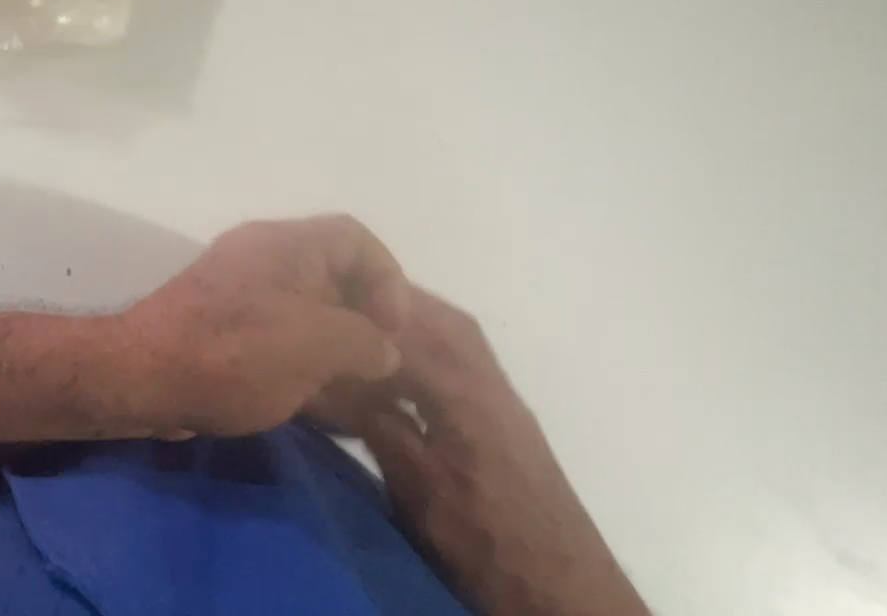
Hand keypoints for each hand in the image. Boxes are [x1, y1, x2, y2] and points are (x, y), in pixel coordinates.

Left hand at [117, 216, 410, 437]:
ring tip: (357, 387)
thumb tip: (381, 347)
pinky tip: (318, 396)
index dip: (387, 279)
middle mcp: (261, 257)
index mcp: (284, 245)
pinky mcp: (222, 325)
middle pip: (332, 272)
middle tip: (381, 364)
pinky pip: (277, 330)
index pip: (354, 237)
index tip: (391, 330)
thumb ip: (365, 340)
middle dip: (364, 316)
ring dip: (336, 342)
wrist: (144, 376)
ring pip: (306, 306)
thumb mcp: (318, 345)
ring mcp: (238, 291)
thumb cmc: (235, 352)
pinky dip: (303, 356)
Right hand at [326, 289, 650, 615]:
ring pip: (457, 339)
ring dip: (413, 323)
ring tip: (362, 324)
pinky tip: (396, 367)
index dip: (360, 321)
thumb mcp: (418, 489)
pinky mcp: (504, 422)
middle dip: (392, 304)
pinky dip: (428, 348)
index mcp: (466, 397)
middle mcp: (490, 387)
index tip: (319, 315)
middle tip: (341, 300)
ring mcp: (502, 404)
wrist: (567, 595)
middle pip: (443, 323)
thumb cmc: (486, 543)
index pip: (406, 337)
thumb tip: (331, 380)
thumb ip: (379, 425)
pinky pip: (462, 362)